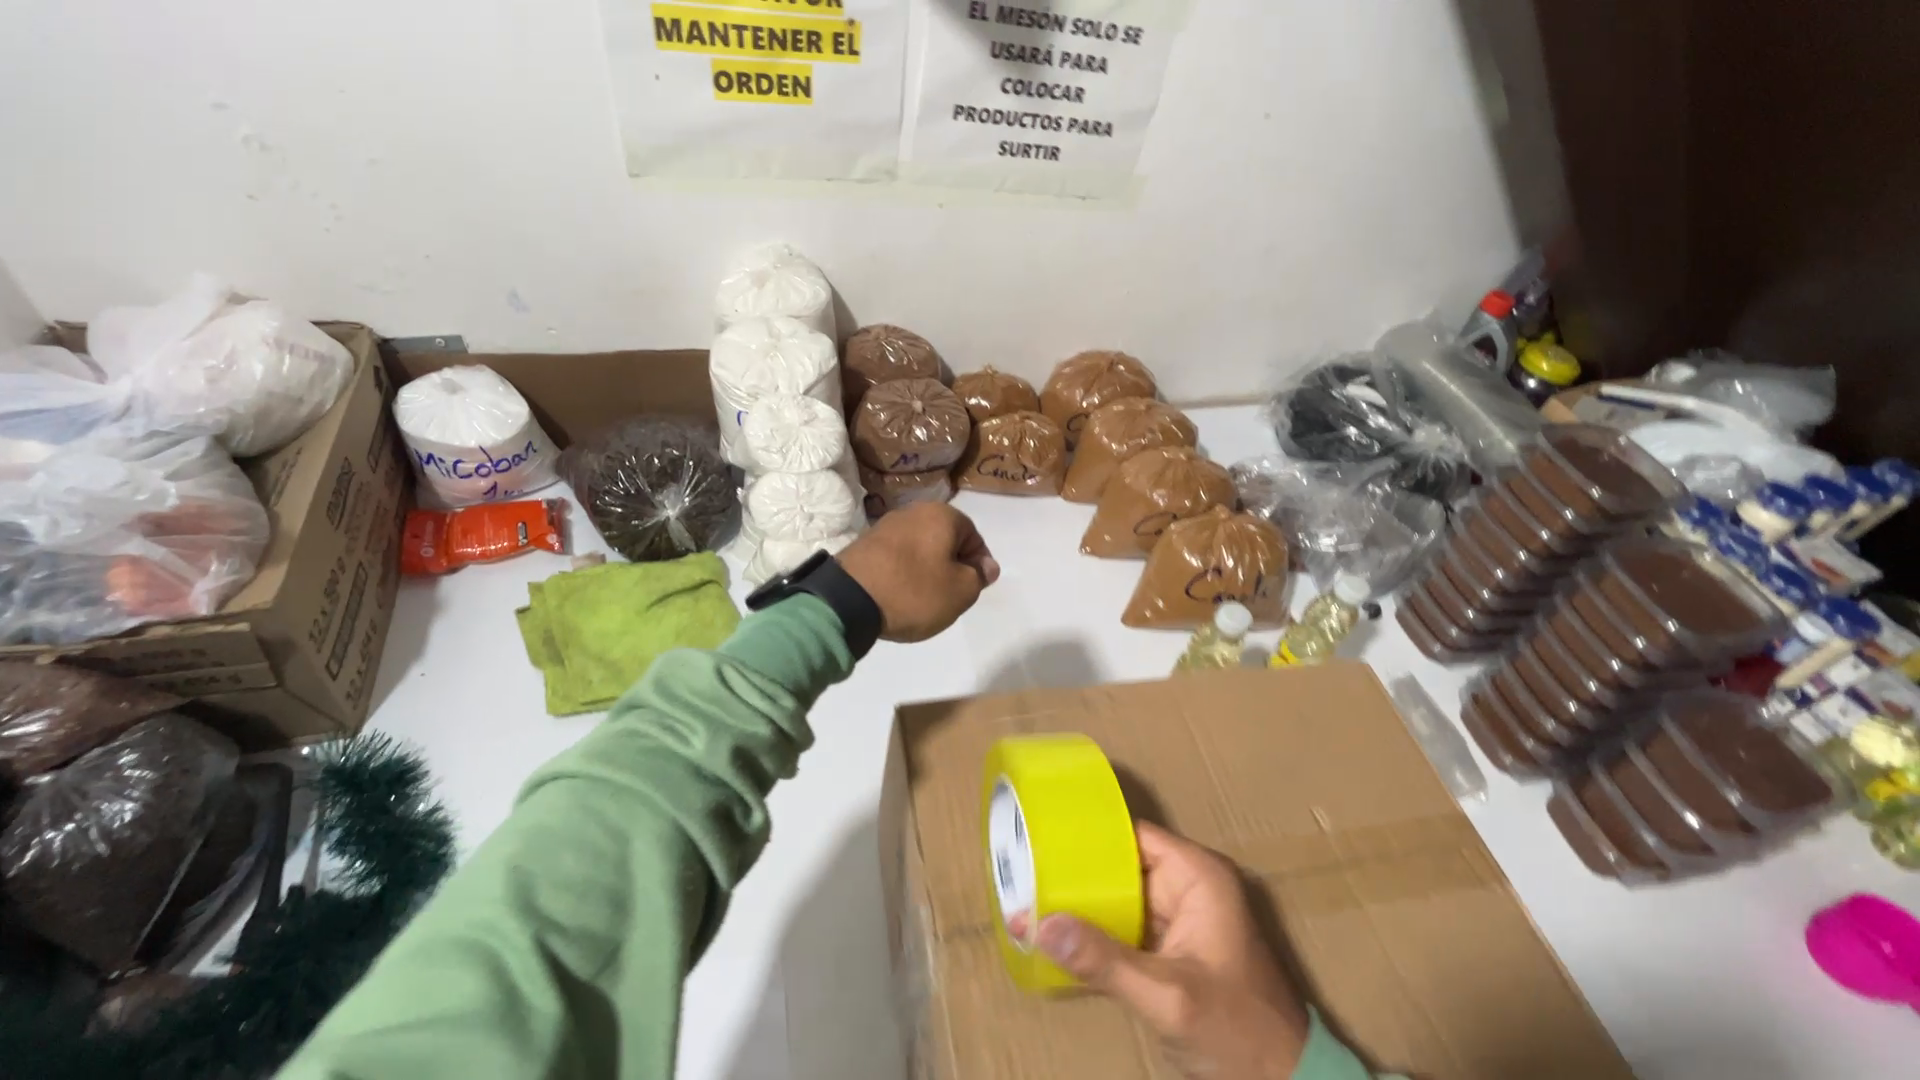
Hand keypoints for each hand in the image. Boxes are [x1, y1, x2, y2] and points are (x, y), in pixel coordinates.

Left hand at [836, 502, 998, 642]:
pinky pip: (896, 557)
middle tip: (951, 595)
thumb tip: (985, 566)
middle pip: (944, 540)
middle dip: (951, 565)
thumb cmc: (915, 591)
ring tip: (923, 598)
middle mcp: (912, 512)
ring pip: (919, 548)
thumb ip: (979, 576)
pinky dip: (903, 573)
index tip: (975, 588)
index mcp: (941, 515)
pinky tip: (900, 595)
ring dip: (926, 569)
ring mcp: (884, 527)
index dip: (979, 563)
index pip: (973, 536)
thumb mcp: (961, 591)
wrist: (849, 600)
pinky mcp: (863, 545)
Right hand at [1038, 822, 1308, 1079]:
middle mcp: (1186, 888)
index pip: (1131, 836)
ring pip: (1116, 899)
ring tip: (1024, 901)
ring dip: (1079, 907)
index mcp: (1198, 877)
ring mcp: (1177, 922)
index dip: (1087, 835)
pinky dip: (1092, 936)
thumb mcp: (1168, 996)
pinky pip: (1121, 931)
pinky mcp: (1168, 953)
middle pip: (1118, 866)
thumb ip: (1104, 961)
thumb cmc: (1238, 1031)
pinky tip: (1053, 938)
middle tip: (1018, 874)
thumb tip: (1038, 924)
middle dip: (1073, 875)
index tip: (1037, 836)